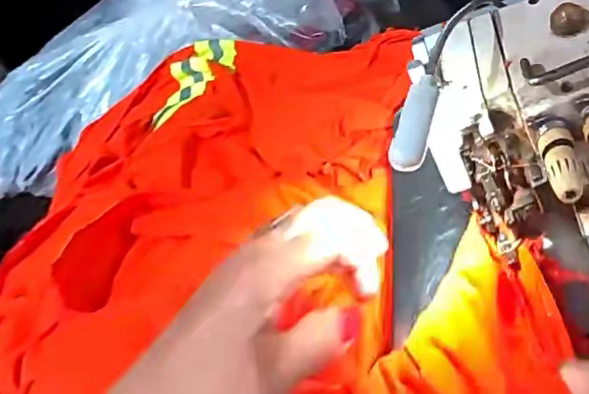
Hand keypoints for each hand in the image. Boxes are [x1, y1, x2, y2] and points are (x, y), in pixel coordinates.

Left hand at [109, 199, 385, 393]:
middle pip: (313, 212)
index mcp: (266, 267)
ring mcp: (240, 254)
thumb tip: (354, 314)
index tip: (368, 296)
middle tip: (376, 252)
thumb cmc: (212, 386)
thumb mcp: (270, 375)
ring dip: (329, 226)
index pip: (328, 236)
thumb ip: (316, 340)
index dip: (359, 255)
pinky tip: (313, 259)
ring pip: (296, 216)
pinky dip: (308, 233)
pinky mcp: (232, 269)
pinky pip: (280, 230)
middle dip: (350, 224)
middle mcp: (254, 248)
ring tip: (352, 252)